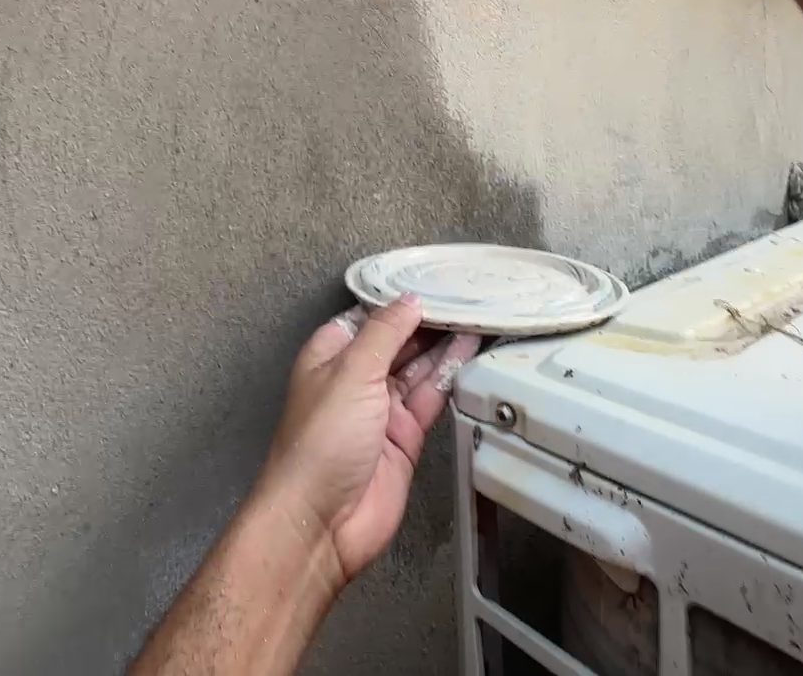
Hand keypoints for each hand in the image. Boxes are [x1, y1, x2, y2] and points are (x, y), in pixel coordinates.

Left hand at [252, 297, 482, 587]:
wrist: (322, 522)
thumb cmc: (322, 439)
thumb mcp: (351, 373)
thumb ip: (385, 333)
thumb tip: (411, 300)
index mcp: (331, 355)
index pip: (370, 316)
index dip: (400, 300)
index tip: (436, 281)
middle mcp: (356, 377)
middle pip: (398, 340)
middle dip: (429, 321)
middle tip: (470, 297)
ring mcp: (381, 408)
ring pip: (419, 367)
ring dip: (445, 345)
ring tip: (480, 317)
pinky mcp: (405, 436)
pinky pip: (430, 397)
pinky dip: (450, 376)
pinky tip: (472, 352)